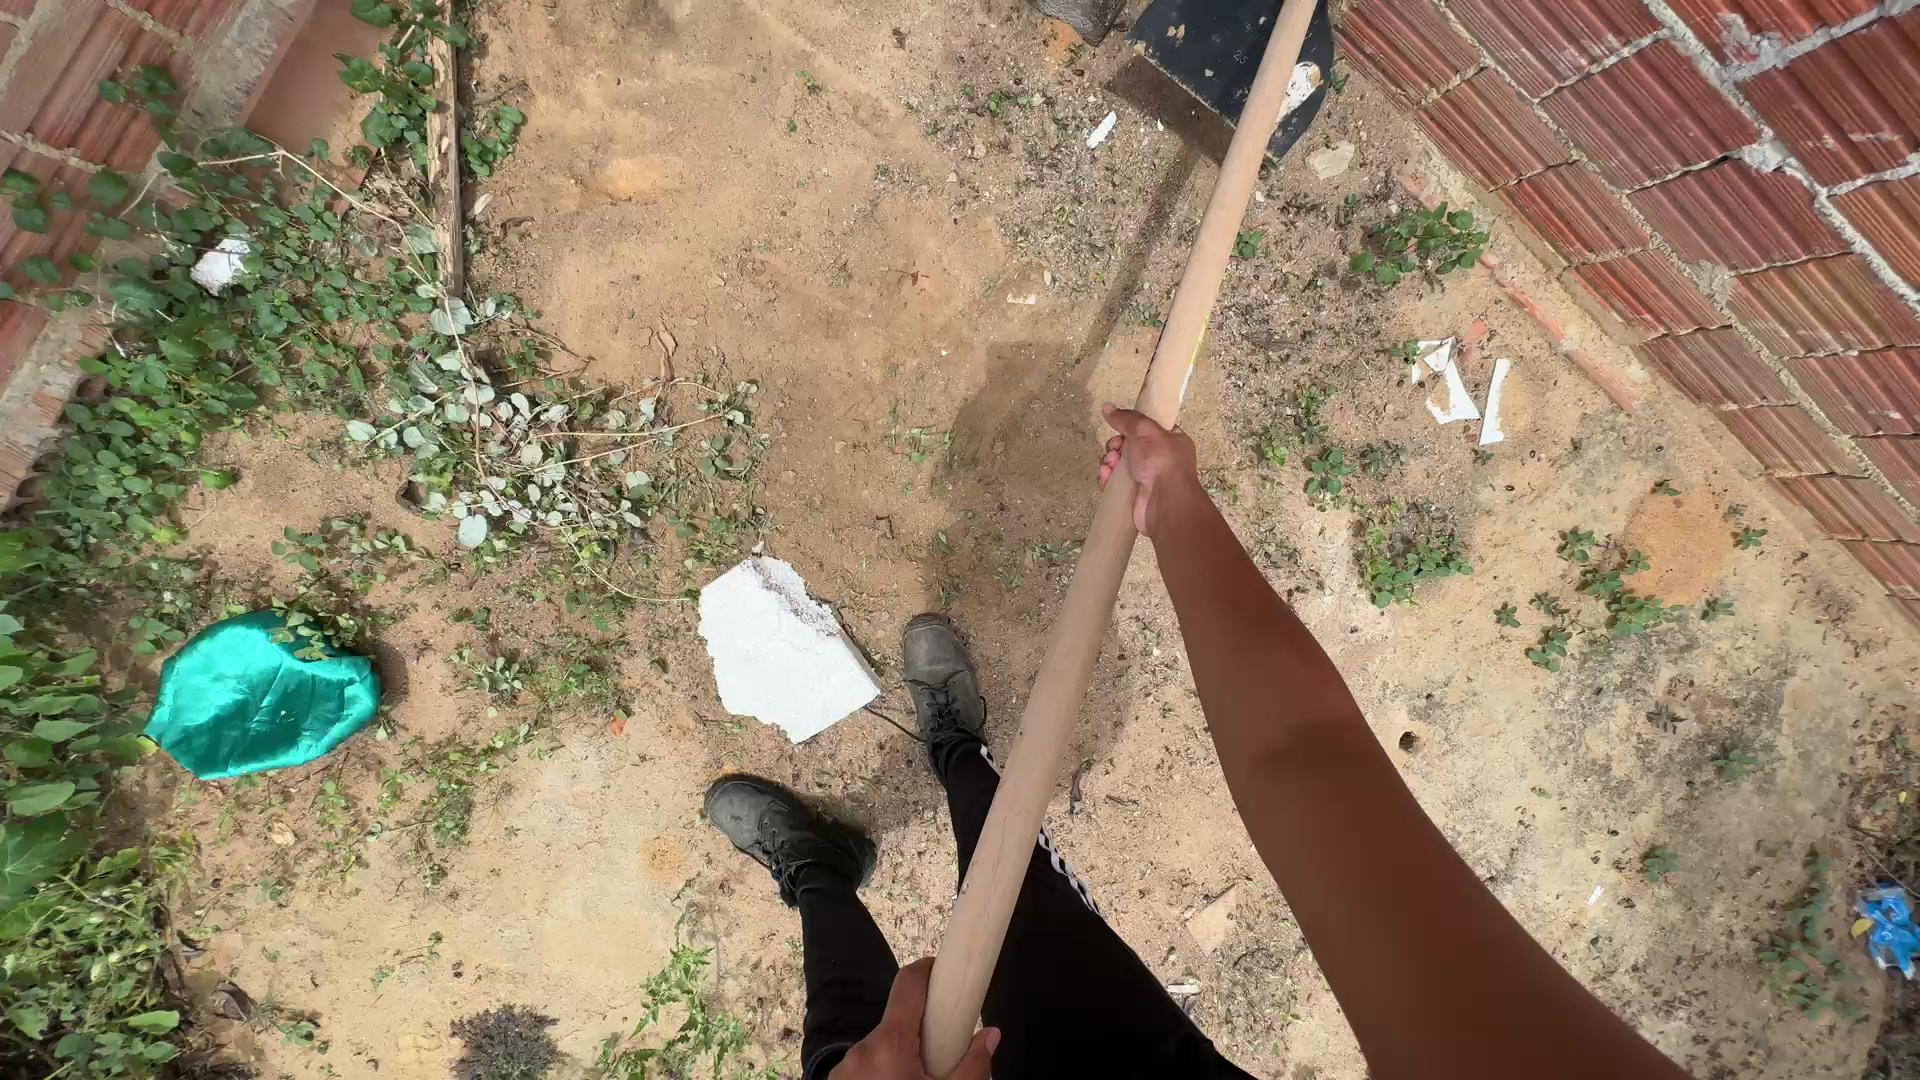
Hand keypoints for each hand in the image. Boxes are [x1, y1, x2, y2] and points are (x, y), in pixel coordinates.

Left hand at [829, 959, 998, 1079]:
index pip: (908, 983)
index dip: (929, 970)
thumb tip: (991, 1034)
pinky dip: (883, 1077)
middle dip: (920, 1033)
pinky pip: (864, 1071)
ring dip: (900, 1059)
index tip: (945, 974)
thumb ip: (973, 1066)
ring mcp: (842, 1074)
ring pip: (879, 1050)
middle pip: (896, 1022)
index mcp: (889, 1044)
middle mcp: (860, 1052)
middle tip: (942, 1056)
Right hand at [1098, 404, 1200, 537]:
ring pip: (1117, 464)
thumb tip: (1107, 407)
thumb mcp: (1146, 431)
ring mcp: (1144, 478)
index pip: (1148, 430)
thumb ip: (1127, 419)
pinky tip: (1106, 476)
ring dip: (1109, 461)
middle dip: (1116, 445)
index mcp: (1170, 442)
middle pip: (1128, 446)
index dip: (1132, 428)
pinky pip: (1112, 482)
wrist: (1163, 501)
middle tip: (1115, 448)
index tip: (1122, 429)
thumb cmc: (1162, 461)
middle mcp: (1158, 460)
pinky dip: (1106, 478)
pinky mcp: (1130, 494)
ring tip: (1110, 464)